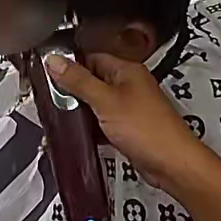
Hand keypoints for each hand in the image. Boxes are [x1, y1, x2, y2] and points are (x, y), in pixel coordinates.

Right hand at [45, 53, 212, 192]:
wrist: (171, 163)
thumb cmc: (150, 130)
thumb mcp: (106, 101)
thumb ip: (79, 81)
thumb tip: (56, 61)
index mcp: (127, 71)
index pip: (91, 57)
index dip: (70, 64)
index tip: (48, 73)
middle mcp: (130, 87)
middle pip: (92, 81)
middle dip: (73, 92)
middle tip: (54, 100)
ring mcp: (129, 109)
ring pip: (96, 104)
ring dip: (81, 112)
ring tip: (64, 118)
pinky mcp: (128, 129)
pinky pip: (103, 123)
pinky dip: (92, 128)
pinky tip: (81, 134)